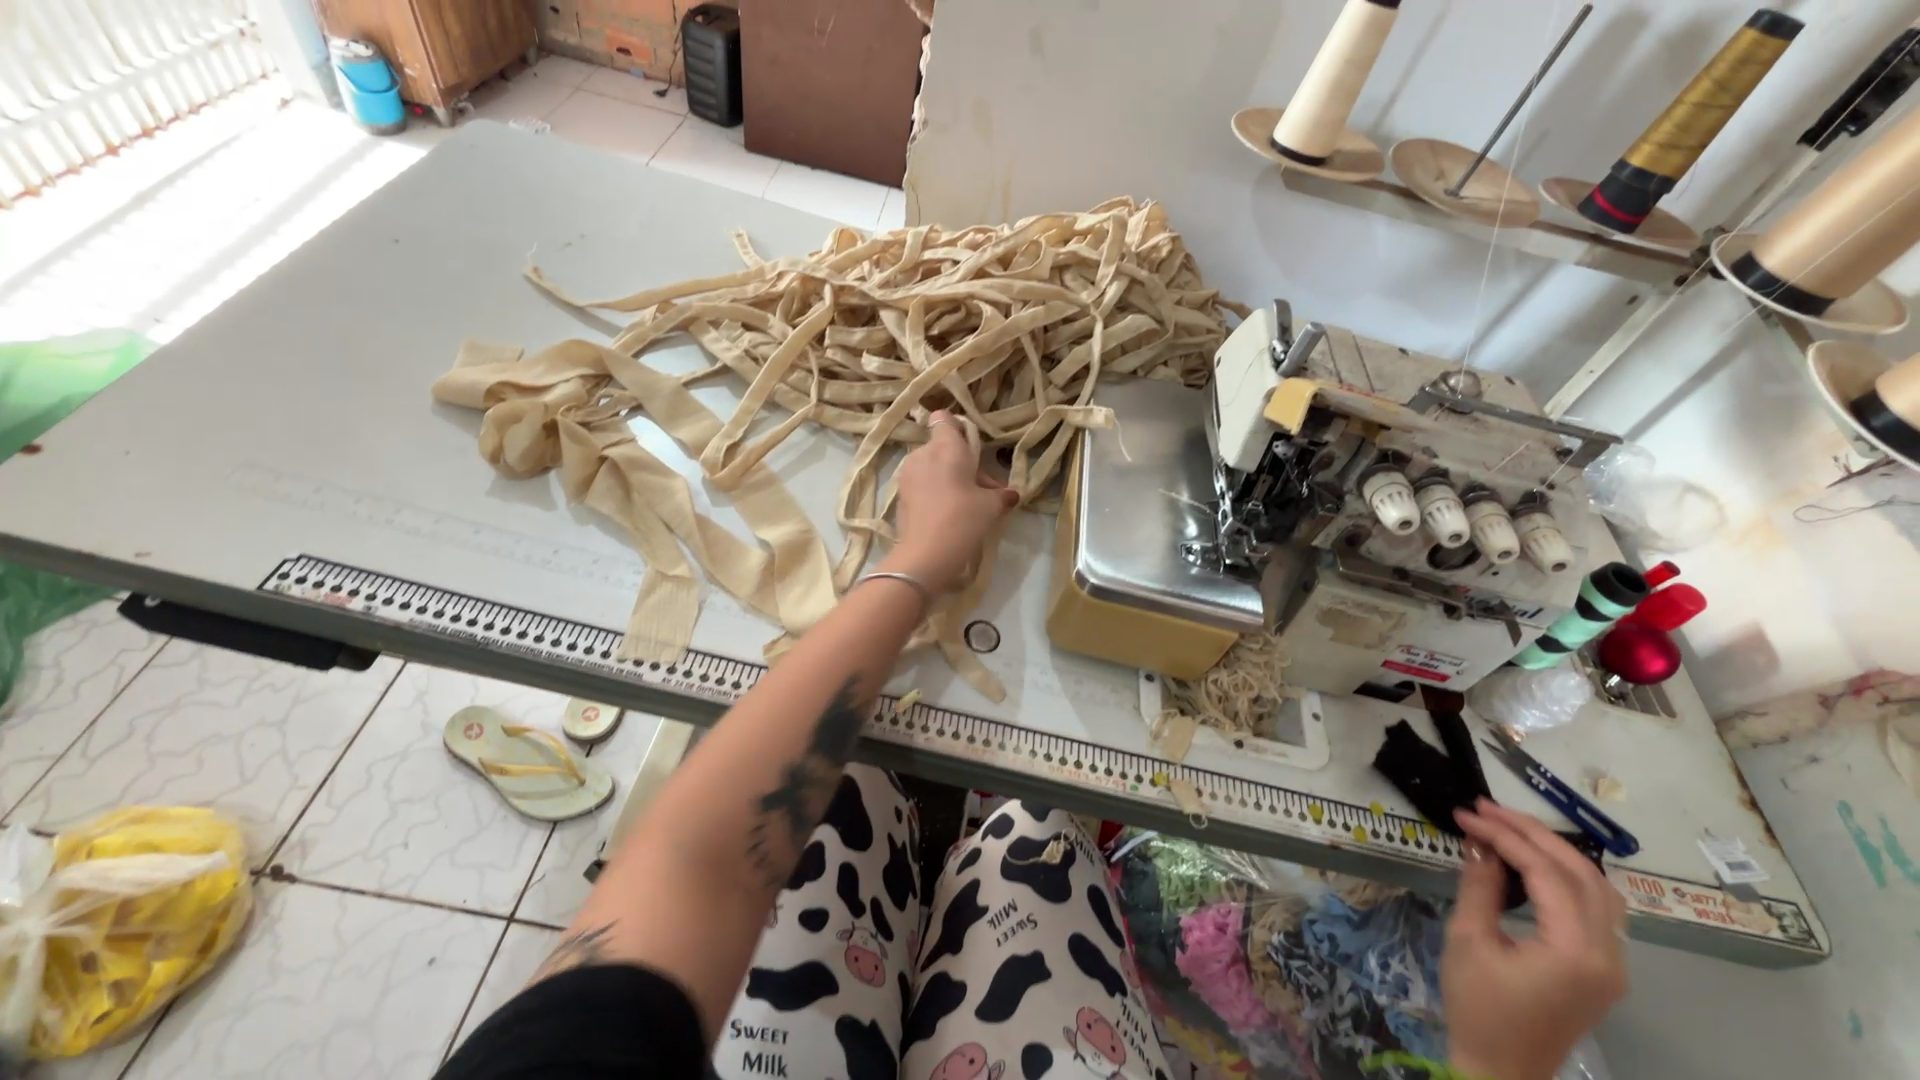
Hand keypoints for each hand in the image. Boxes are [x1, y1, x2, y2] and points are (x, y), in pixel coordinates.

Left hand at [883, 410, 1019, 593]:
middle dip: (962, 462)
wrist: (925, 554)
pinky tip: (948, 513)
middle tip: (981, 488)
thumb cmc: (962, 519)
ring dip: (948, 477)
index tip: (971, 448)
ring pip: (931, 466)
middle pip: (942, 446)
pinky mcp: (900, 494)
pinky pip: (922, 483)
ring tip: (966, 503)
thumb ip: (1001, 494)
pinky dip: (934, 491)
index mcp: (946, 446)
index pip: (944, 418)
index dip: (958, 427)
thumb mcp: (991, 506)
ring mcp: (907, 474)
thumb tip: (1011, 494)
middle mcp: (923, 453)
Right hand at [1443, 800, 1627, 1079]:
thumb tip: (1479, 843)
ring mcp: (1615, 964)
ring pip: (1598, 888)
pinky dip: (1570, 878)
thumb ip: (1480, 887)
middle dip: (1532, 834)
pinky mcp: (1606, 969)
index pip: (1547, 872)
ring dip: (1556, 853)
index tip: (1467, 814)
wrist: (1502, 1071)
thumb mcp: (1469, 941)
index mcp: (1576, 950)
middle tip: (1486, 810)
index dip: (1505, 836)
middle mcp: (1609, 954)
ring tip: (1510, 829)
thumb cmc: (1479, 1009)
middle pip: (1581, 873)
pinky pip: (1600, 909)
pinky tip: (1538, 866)